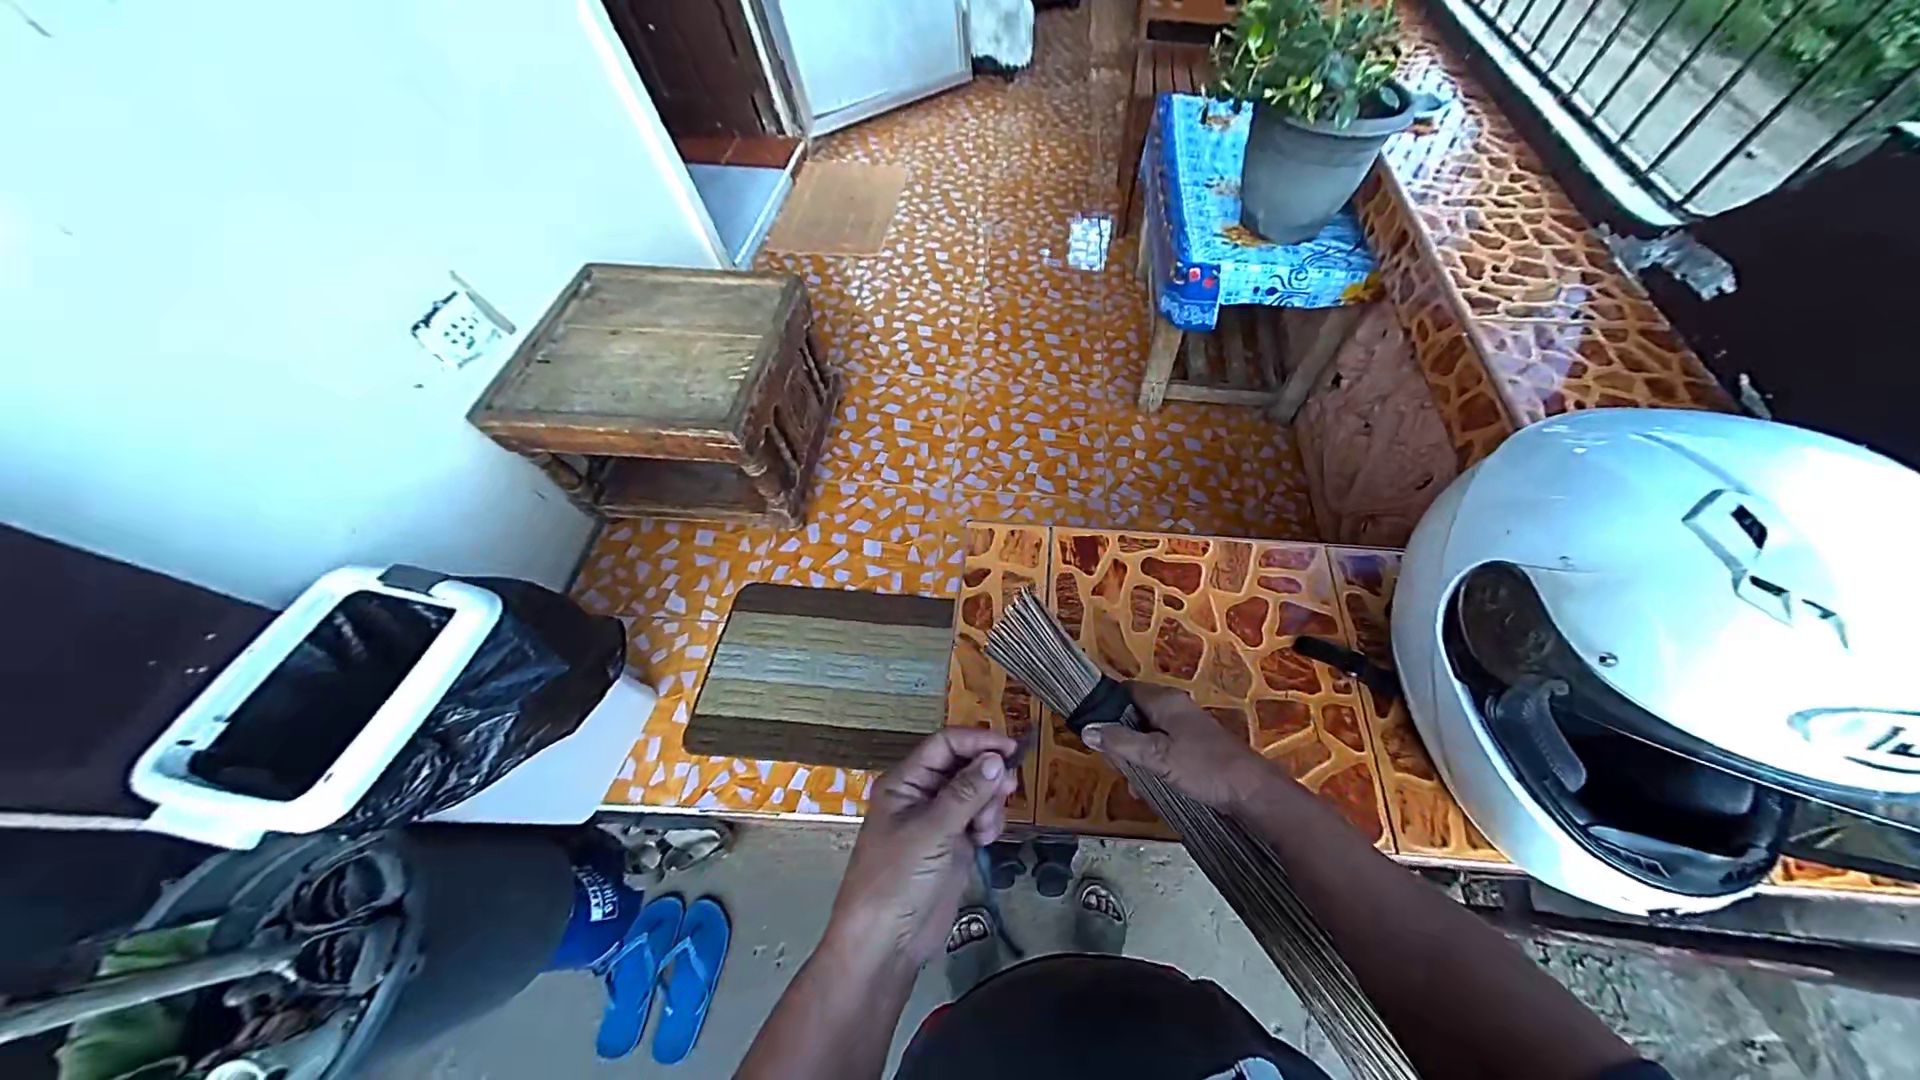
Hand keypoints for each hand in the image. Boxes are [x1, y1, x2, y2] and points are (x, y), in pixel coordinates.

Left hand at [822, 727, 1018, 972]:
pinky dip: (988, 822)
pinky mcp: (954, 844)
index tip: (1009, 748)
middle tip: (1007, 790)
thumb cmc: (896, 879)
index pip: (944, 745)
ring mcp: (939, 820)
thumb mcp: (931, 831)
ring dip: (989, 802)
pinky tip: (985, 840)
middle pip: (964, 766)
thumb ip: (966, 793)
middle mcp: (922, 795)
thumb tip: (996, 759)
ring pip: (976, 792)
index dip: (977, 741)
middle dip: (986, 775)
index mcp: (905, 782)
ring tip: (985, 828)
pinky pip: (979, 818)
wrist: (886, 943)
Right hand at [1081, 682, 1281, 812]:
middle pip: (1132, 714)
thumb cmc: (1204, 767)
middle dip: (1119, 739)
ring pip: (1145, 734)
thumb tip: (1086, 729)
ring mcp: (1184, 726)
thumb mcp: (1156, 756)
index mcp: (1164, 700)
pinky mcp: (1192, 746)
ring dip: (1135, 756)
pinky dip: (1151, 764)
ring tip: (1133, 781)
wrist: (1252, 792)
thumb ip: (1120, 742)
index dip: (1105, 706)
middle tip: (1117, 764)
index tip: (1093, 729)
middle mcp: (1173, 706)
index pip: (1123, 690)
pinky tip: (1149, 788)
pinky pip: (1160, 748)